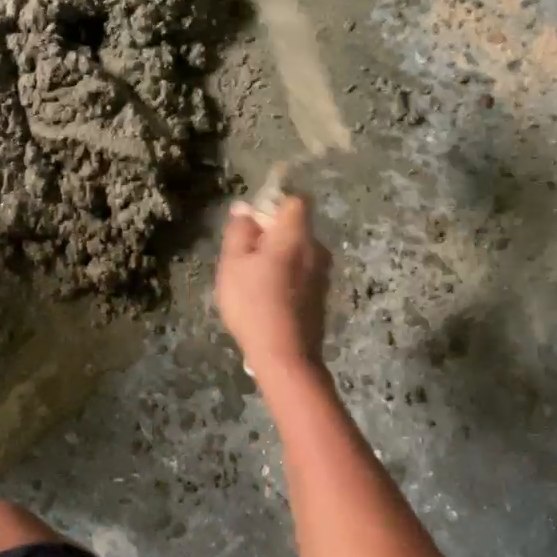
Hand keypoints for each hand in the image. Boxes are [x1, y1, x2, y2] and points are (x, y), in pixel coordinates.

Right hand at [215, 194, 330, 375]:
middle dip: (270, 233)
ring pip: (297, 250)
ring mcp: (323, 274)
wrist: (286, 357)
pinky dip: (285, 275)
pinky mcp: (321, 295)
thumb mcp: (233, 264)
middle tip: (243, 255)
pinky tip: (267, 298)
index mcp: (296, 235)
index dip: (273, 202)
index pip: (295, 199)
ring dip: (277, 256)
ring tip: (252, 280)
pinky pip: (301, 271)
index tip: (252, 220)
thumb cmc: (254, 304)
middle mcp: (317, 249)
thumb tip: (245, 209)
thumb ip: (239, 231)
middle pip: (295, 226)